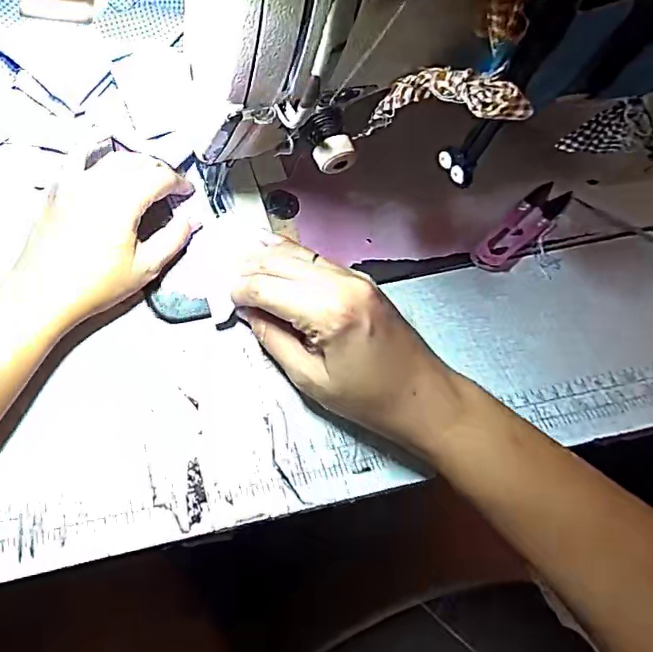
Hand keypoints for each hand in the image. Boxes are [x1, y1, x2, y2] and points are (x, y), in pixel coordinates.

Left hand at [3, 150, 196, 330]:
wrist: (42, 293)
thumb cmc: (88, 286)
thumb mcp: (143, 269)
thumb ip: (173, 239)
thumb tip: (189, 221)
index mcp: (122, 202)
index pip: (160, 176)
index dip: (179, 182)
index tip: (185, 192)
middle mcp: (97, 184)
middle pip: (138, 161)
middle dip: (159, 171)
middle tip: (168, 189)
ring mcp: (74, 182)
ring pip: (113, 156)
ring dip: (134, 162)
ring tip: (142, 177)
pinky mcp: (57, 187)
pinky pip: (78, 156)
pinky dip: (94, 148)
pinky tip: (101, 148)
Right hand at [232, 236, 466, 449]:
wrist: (428, 399)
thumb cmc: (371, 399)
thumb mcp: (310, 378)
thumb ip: (272, 338)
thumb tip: (247, 312)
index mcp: (328, 311)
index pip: (266, 287)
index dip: (239, 292)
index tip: (224, 300)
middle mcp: (341, 284)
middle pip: (278, 262)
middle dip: (247, 269)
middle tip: (225, 280)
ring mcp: (353, 277)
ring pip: (296, 252)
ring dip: (265, 256)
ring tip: (239, 265)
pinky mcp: (359, 279)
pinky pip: (315, 258)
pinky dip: (289, 255)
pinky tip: (270, 254)